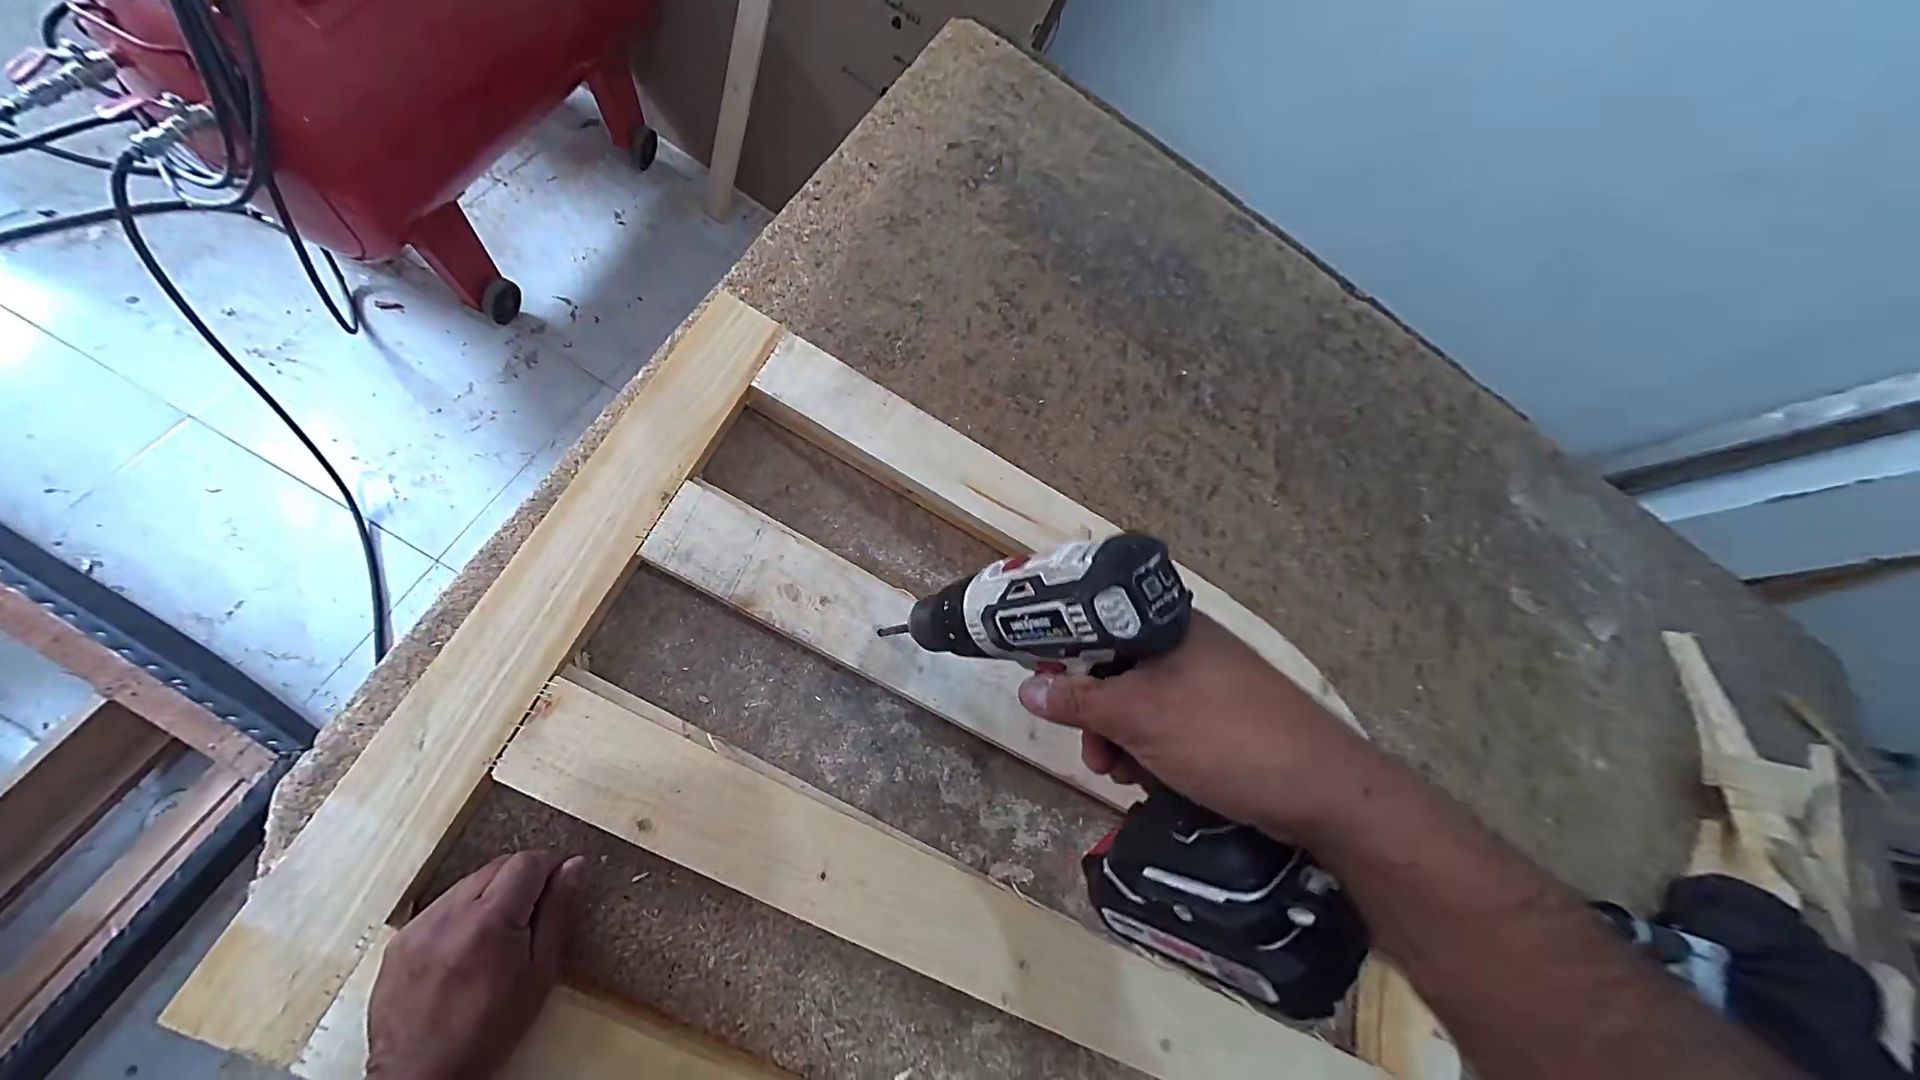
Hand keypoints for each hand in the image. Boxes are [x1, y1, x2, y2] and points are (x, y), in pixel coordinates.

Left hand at [367, 850, 583, 1079]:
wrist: (419, 1079)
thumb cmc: (490, 1030)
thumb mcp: (540, 972)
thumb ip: (558, 912)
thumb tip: (575, 865)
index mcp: (489, 921)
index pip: (527, 861)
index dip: (550, 866)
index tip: (559, 885)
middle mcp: (450, 915)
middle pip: (499, 864)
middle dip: (523, 877)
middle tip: (534, 910)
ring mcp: (419, 927)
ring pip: (470, 881)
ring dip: (493, 891)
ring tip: (500, 929)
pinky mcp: (399, 941)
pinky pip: (443, 904)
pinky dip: (464, 910)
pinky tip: (469, 941)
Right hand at [1018, 614, 1376, 837]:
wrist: (1323, 792)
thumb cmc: (1222, 736)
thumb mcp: (1138, 717)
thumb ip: (1078, 700)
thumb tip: (1027, 688)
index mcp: (1167, 625)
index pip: (1097, 620)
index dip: (1064, 648)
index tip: (1042, 682)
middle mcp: (1184, 645)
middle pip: (1114, 666)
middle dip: (1092, 711)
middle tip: (1090, 750)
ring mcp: (1204, 681)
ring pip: (1136, 700)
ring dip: (1117, 736)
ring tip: (1118, 772)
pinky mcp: (1217, 716)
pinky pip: (1163, 722)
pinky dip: (1147, 747)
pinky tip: (1147, 776)